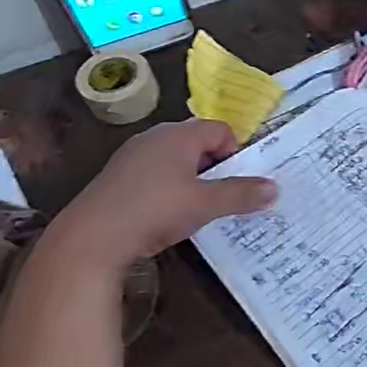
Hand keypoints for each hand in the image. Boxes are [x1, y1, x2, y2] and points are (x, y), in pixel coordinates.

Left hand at [54, 119, 276, 264]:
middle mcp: (155, 137)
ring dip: (193, 180)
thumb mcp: (205, 205)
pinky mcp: (118, 177)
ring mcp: (133, 156)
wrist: (92, 237)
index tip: (238, 182)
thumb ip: (241, 195)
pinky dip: (169, 189)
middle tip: (223, 197)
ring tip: (197, 209)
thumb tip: (274, 188)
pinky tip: (166, 216)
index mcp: (178, 135)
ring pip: (176, 160)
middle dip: (215, 167)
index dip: (235, 152)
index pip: (220, 129)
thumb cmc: (155, 211)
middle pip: (198, 143)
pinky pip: (156, 174)